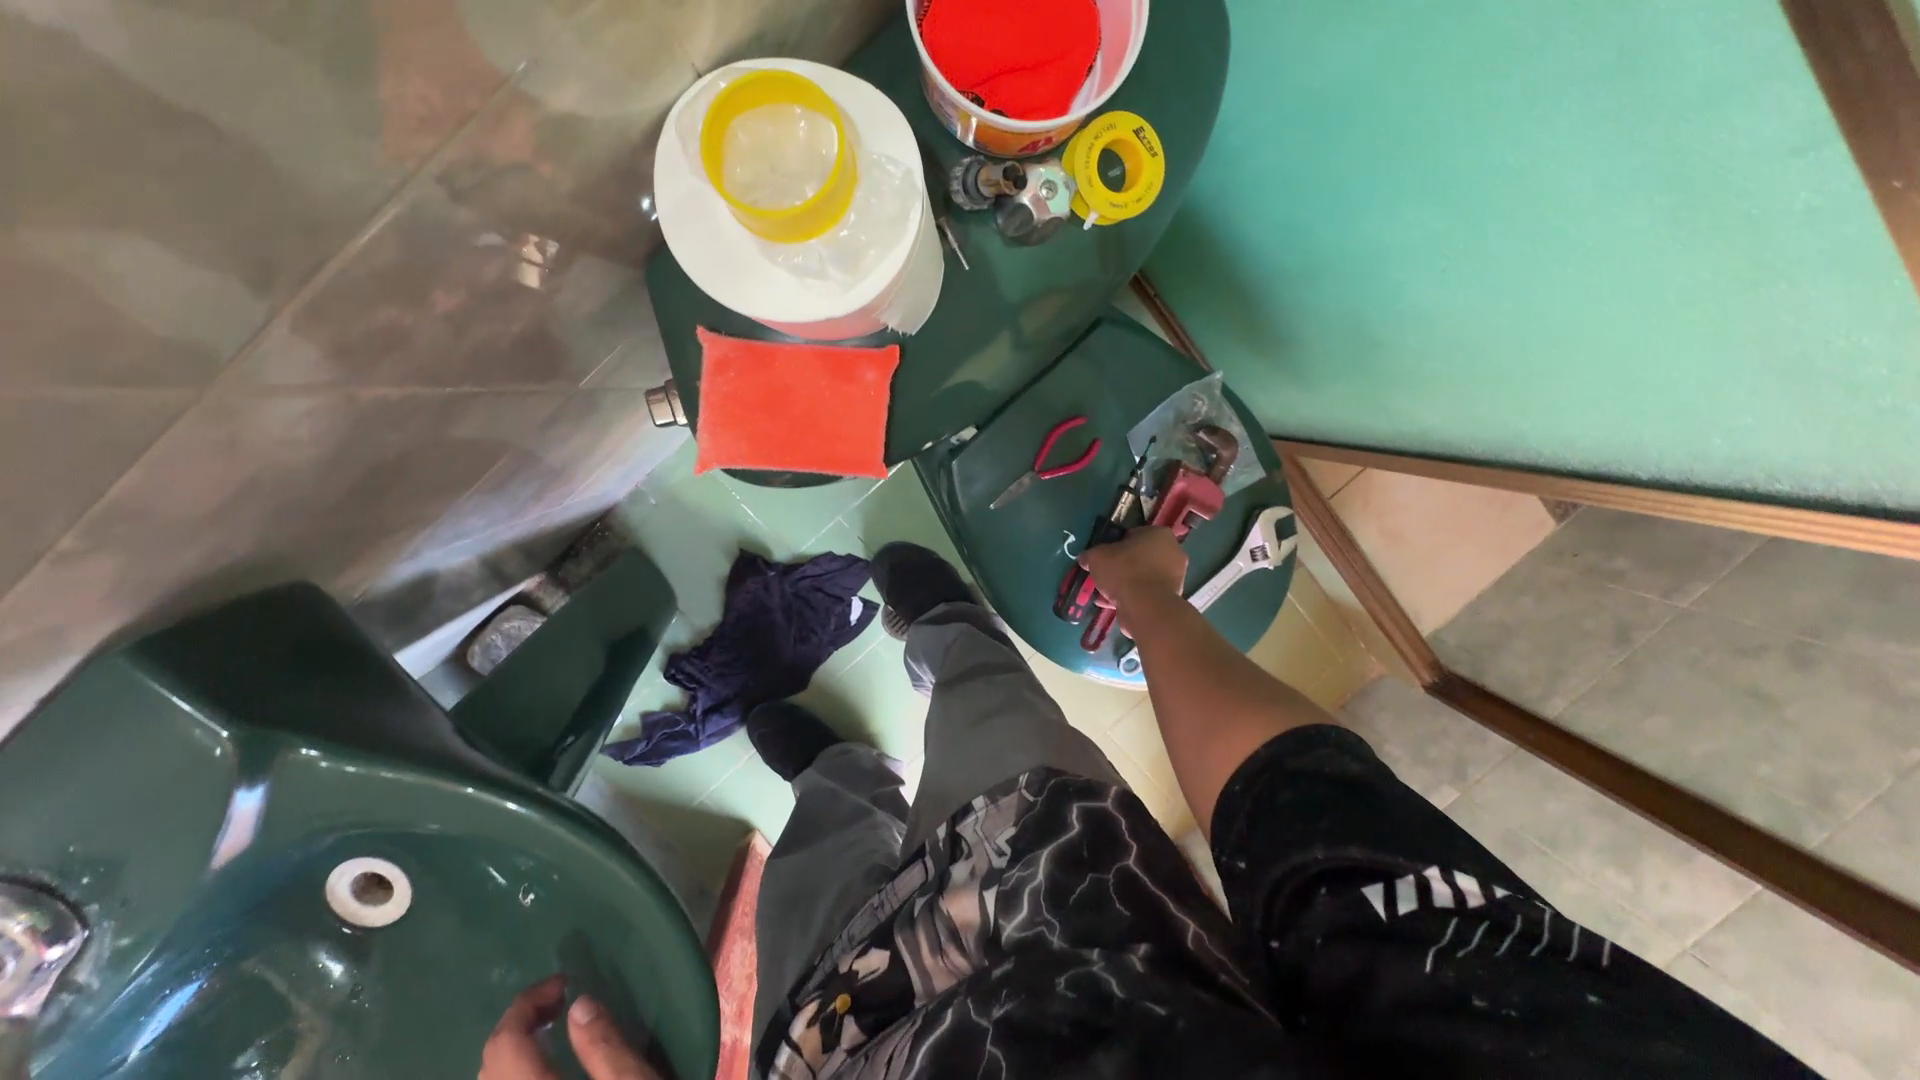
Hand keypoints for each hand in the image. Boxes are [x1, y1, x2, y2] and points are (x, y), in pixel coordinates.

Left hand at [479, 975, 660, 1079]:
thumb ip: (604, 1046)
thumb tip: (579, 1002)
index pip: (507, 1042)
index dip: (528, 1003)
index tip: (564, 982)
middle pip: (492, 1060)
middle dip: (520, 1020)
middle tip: (560, 998)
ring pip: (493, 1079)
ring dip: (515, 1046)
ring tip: (553, 1026)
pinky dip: (515, 1069)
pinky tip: (546, 1063)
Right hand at [1079, 526, 1187, 614]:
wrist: (1146, 608)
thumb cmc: (1124, 572)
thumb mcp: (1097, 557)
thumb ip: (1090, 555)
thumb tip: (1085, 558)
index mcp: (1159, 534)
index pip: (1134, 534)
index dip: (1116, 544)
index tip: (1104, 556)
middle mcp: (1173, 552)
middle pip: (1140, 556)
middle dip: (1122, 565)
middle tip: (1105, 574)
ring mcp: (1175, 577)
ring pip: (1143, 576)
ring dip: (1126, 583)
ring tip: (1105, 593)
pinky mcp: (1171, 598)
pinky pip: (1146, 593)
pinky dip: (1132, 597)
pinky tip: (1113, 604)